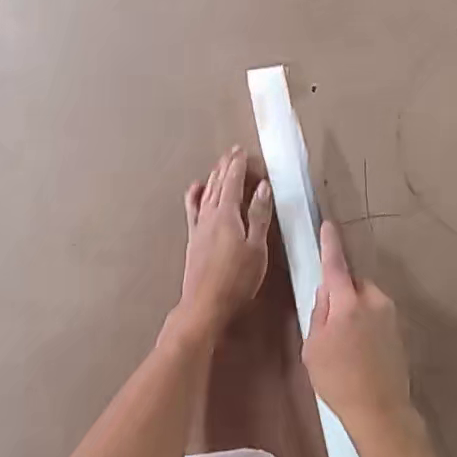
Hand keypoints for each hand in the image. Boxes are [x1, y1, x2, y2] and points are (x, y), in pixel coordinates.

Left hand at [175, 146, 272, 334]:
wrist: (205, 305)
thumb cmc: (236, 281)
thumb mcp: (257, 248)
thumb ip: (259, 216)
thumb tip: (262, 188)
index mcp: (227, 215)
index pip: (233, 182)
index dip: (238, 165)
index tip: (242, 152)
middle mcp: (209, 217)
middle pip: (217, 184)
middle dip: (225, 167)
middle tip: (232, 153)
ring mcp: (198, 229)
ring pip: (204, 195)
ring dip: (212, 179)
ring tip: (217, 168)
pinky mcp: (193, 242)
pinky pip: (193, 211)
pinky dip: (195, 197)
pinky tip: (196, 193)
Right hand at [302, 220, 421, 456]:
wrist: (379, 409)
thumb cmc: (337, 380)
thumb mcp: (314, 347)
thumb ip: (319, 313)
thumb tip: (326, 292)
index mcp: (348, 303)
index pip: (336, 265)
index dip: (330, 245)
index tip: (328, 226)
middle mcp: (375, 301)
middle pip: (352, 284)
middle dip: (339, 294)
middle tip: (325, 324)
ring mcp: (391, 315)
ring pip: (364, 301)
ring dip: (352, 311)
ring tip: (340, 345)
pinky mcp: (399, 330)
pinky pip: (375, 316)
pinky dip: (363, 325)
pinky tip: (356, 353)